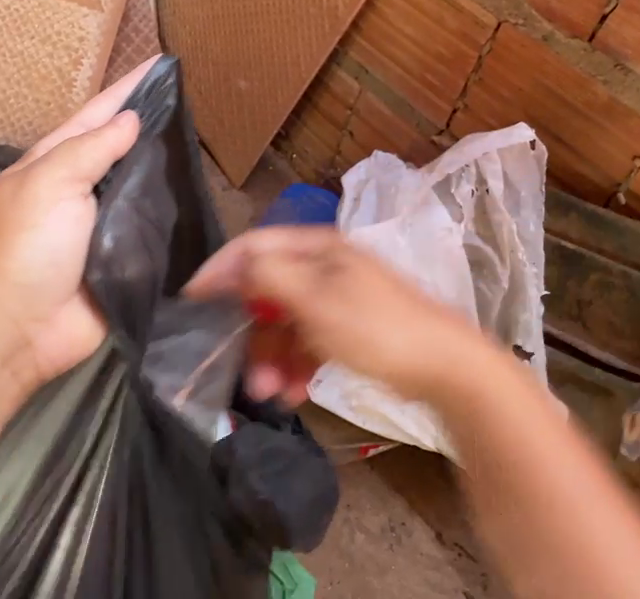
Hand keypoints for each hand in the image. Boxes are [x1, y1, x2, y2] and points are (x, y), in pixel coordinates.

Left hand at [0, 57, 161, 388]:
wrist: (20, 329)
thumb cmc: (28, 247)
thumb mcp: (52, 184)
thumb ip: (92, 149)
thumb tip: (130, 120)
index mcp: (51, 162)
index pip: (96, 114)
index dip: (127, 88)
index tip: (161, 64)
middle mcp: (76, 188)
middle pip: (118, 146)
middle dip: (148, 122)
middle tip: (193, 100)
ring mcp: (97, 224)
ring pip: (136, 184)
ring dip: (162, 164)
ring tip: (201, 140)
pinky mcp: (118, 257)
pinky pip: (147, 226)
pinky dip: (167, 209)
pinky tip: (194, 195)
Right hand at [184, 226, 485, 406]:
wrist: (448, 369)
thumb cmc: (378, 329)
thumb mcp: (317, 302)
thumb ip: (270, 278)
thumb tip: (235, 264)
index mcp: (317, 249)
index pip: (253, 247)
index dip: (219, 269)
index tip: (191, 299)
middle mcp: (324, 267)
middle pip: (267, 290)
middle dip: (250, 330)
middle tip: (238, 368)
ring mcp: (338, 298)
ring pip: (286, 322)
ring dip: (271, 356)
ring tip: (269, 393)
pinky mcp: (350, 329)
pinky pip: (308, 342)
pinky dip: (295, 364)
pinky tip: (293, 393)